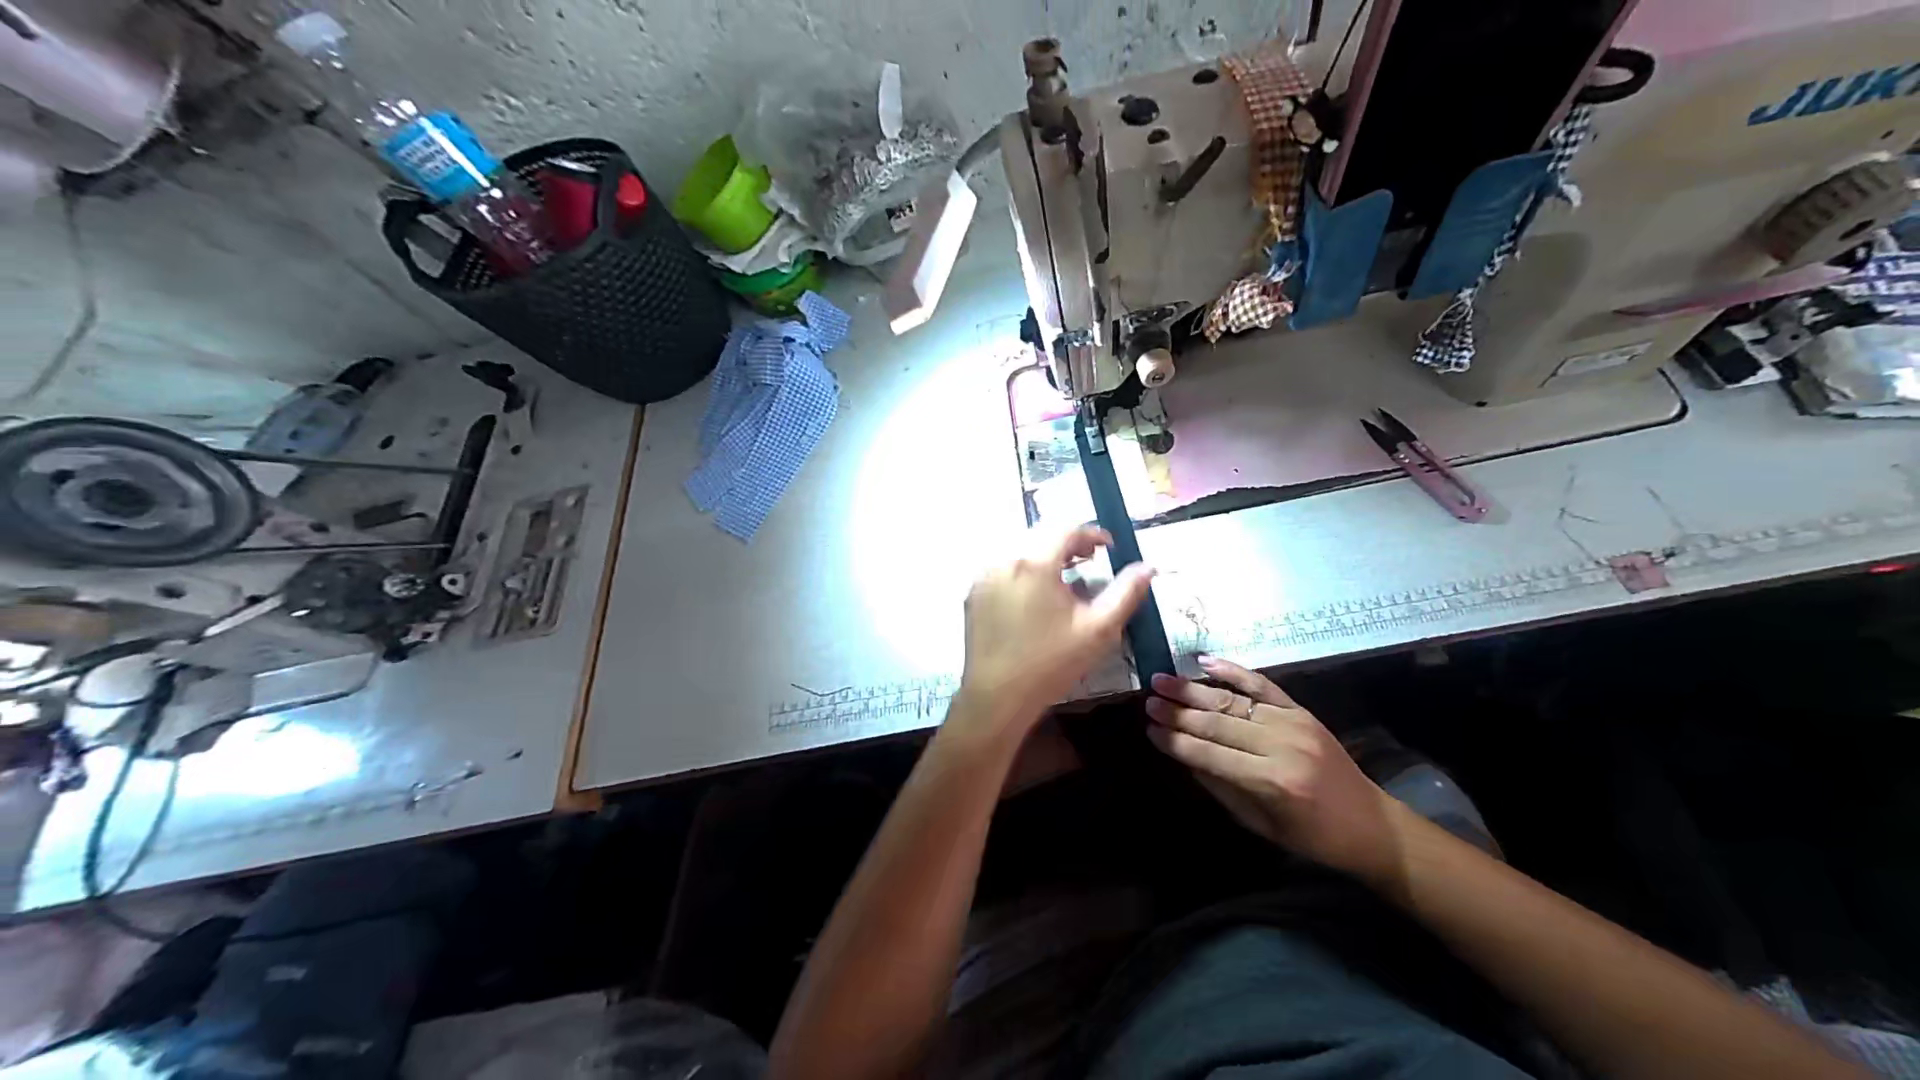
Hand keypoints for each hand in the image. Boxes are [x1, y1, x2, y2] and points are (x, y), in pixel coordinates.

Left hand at [956, 525, 1154, 738]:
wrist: (998, 696)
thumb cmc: (1052, 663)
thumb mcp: (1099, 629)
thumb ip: (1127, 592)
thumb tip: (1148, 567)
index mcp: (1034, 563)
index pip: (1067, 529)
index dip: (1092, 533)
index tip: (1109, 547)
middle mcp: (1004, 560)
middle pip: (1041, 535)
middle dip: (1069, 543)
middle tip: (1091, 559)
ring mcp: (984, 577)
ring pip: (1020, 551)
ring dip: (1045, 555)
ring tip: (1066, 575)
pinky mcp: (973, 594)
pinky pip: (1002, 569)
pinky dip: (1023, 570)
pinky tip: (1037, 594)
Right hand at [1146, 655, 1399, 883]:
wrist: (1372, 825)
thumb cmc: (1312, 836)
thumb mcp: (1260, 824)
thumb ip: (1219, 786)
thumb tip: (1182, 755)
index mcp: (1271, 782)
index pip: (1209, 754)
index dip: (1175, 742)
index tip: (1148, 729)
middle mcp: (1281, 746)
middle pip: (1217, 723)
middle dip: (1178, 712)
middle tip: (1148, 701)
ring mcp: (1293, 723)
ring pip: (1232, 701)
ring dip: (1194, 690)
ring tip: (1162, 680)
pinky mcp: (1301, 711)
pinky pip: (1262, 684)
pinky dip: (1232, 670)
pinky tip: (1204, 662)